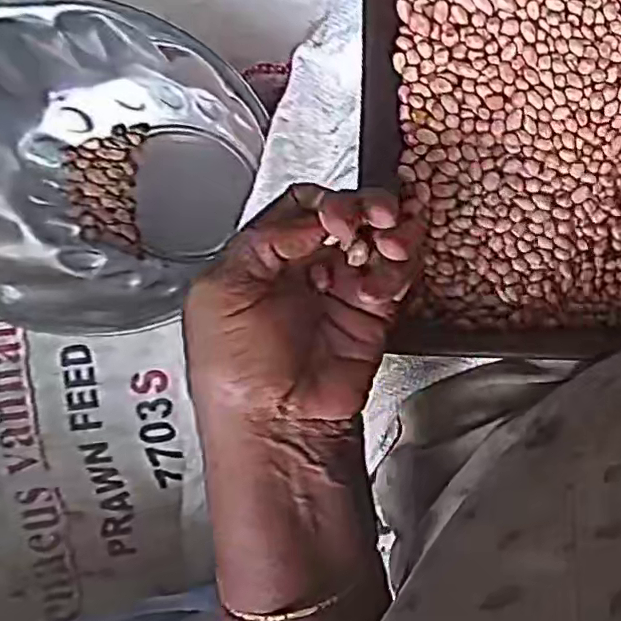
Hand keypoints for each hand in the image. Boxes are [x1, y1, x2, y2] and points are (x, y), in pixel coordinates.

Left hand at [184, 185, 423, 428]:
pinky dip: (396, 275)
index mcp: (266, 256)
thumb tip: (315, 219)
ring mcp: (346, 289)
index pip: (304, 207)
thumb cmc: (237, 368)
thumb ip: (265, 244)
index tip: (336, 218)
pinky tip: (380, 288)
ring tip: (391, 244)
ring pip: (381, 244)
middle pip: (351, 219)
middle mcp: (309, 268)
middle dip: (370, 210)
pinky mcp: (377, 313)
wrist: (280, 417)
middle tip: (381, 215)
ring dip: (394, 237)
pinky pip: (397, 279)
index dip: (327, 203)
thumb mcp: (223, 292)